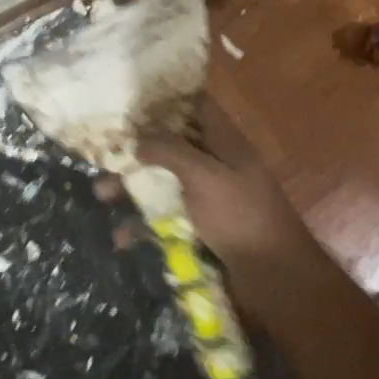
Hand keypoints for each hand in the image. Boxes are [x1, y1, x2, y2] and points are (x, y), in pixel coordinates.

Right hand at [122, 96, 334, 315]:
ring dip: (133, 187)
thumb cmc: (242, 217)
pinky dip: (144, 222)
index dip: (165, 98)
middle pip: (171, 144)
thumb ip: (169, 151)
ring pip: (164, 180)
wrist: (276, 279)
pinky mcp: (202, 225)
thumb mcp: (205, 176)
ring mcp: (208, 195)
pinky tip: (123, 237)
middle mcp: (216, 163)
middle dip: (137, 148)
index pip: (195, 105)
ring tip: (102, 195)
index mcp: (224, 142)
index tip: (129, 98)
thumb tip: (136, 137)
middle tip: (104, 151)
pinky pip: (166, 215)